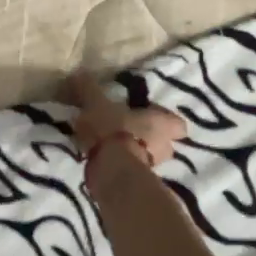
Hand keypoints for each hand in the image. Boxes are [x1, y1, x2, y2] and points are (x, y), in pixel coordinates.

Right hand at [65, 72, 187, 168]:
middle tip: (128, 130)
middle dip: (148, 137)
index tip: (147, 115)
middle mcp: (164, 146)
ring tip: (114, 146)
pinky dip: (124, 166)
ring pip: (149, 157)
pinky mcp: (139, 183)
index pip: (176, 123)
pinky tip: (106, 161)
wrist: (112, 170)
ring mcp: (154, 167)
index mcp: (162, 123)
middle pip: (164, 141)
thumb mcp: (96, 103)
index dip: (164, 119)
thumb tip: (79, 72)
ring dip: (136, 152)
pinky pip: (134, 170)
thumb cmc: (113, 130)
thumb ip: (89, 88)